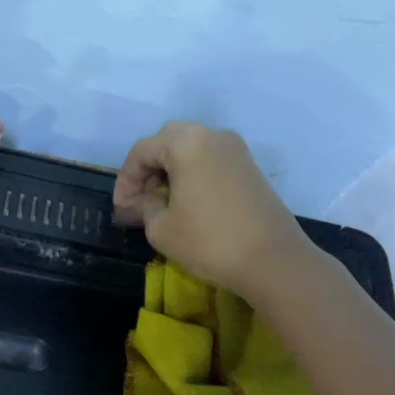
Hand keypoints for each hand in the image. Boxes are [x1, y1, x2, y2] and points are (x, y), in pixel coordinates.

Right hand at [111, 122, 314, 302]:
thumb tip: (138, 203)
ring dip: (171, 171)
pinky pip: (211, 160)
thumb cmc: (209, 241)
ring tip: (162, 204)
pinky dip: (194, 175)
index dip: (125, 179)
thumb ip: (143, 207)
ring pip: (191, 149)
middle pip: (168, 142)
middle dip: (148, 170)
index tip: (121, 209)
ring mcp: (236, 149)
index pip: (142, 151)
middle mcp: (212, 134)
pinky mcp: (250, 166)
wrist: (273, 260)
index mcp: (186, 141)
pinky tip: (189, 203)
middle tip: (139, 201)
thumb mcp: (162, 228)